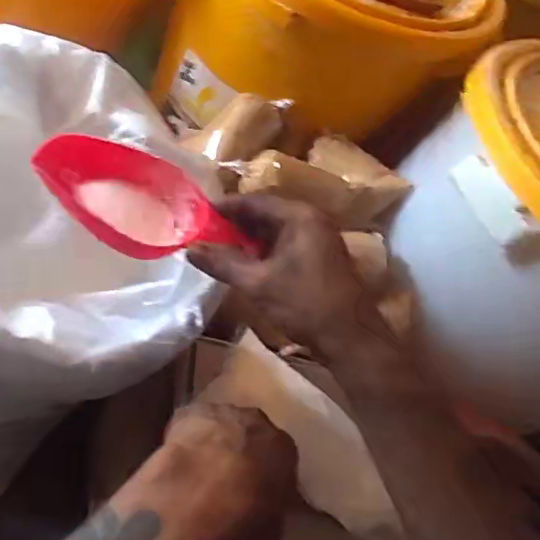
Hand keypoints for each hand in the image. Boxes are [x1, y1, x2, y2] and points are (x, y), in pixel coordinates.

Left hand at [148, 403, 296, 539]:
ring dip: (213, 441)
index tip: (257, 488)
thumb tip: (264, 508)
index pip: (279, 456)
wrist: (198, 496)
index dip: (267, 472)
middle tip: (228, 475)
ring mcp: (218, 411)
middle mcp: (254, 420)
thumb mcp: (272, 528)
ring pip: (219, 424)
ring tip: (200, 467)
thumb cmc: (243, 517)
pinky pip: (190, 424)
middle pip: (249, 432)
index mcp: (282, 446)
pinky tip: (180, 458)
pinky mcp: (186, 412)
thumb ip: (272, 509)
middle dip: (241, 450)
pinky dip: (186, 437)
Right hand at [187, 194, 376, 350]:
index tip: (198, 216)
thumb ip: (221, 263)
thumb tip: (189, 249)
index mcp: (299, 216)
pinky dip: (263, 249)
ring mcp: (319, 237)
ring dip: (248, 237)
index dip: (224, 207)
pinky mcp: (320, 255)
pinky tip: (244, 263)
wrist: (350, 338)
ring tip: (218, 248)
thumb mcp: (256, 283)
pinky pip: (285, 241)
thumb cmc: (304, 304)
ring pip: (274, 228)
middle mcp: (311, 219)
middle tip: (204, 233)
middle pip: (265, 212)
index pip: (254, 200)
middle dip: (234, 223)